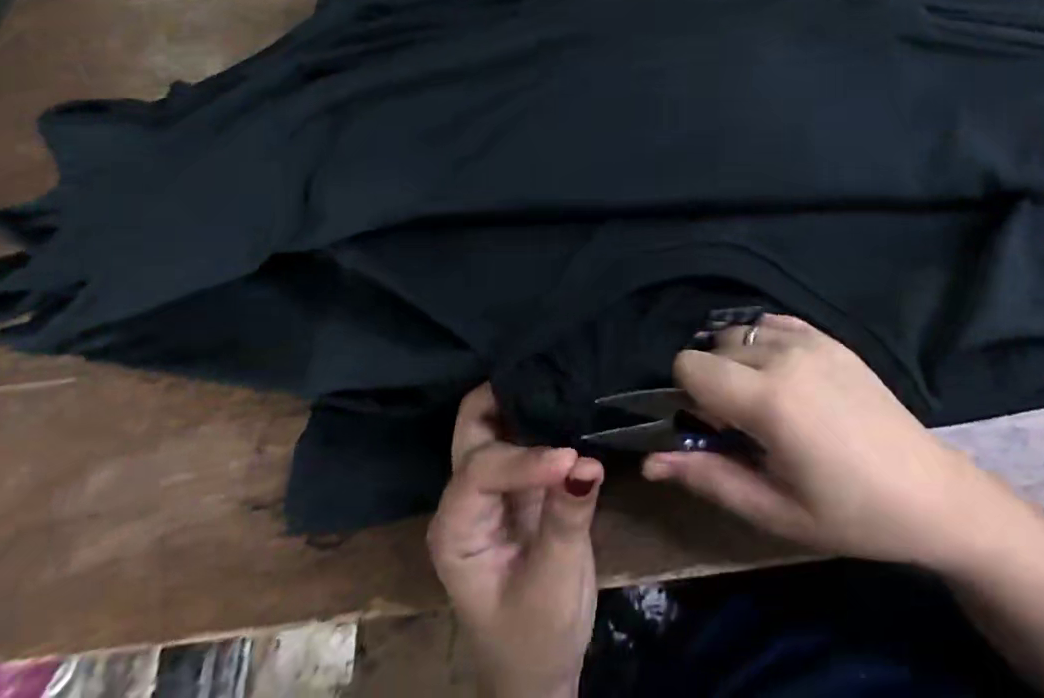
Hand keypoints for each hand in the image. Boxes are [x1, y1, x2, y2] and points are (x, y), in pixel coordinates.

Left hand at [427, 384, 604, 697]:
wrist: (538, 672)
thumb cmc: (536, 636)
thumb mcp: (553, 584)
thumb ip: (566, 520)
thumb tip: (587, 461)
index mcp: (456, 528)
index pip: (480, 471)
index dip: (524, 459)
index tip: (569, 457)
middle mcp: (466, 499)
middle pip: (472, 428)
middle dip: (505, 398)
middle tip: (550, 375)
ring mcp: (493, 492)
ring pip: (497, 426)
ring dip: (526, 403)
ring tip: (564, 381)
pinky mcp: (522, 491)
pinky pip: (528, 442)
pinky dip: (547, 421)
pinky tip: (572, 407)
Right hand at [641, 315, 1002, 568]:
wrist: (929, 493)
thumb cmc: (849, 513)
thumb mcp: (774, 510)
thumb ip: (708, 478)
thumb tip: (650, 461)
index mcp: (768, 399)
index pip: (690, 365)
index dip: (689, 398)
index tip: (716, 431)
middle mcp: (786, 356)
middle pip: (714, 347)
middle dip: (714, 382)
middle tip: (744, 427)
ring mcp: (813, 341)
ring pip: (743, 332)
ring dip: (740, 363)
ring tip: (770, 404)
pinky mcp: (832, 339)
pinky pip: (776, 324)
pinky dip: (766, 345)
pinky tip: (789, 380)